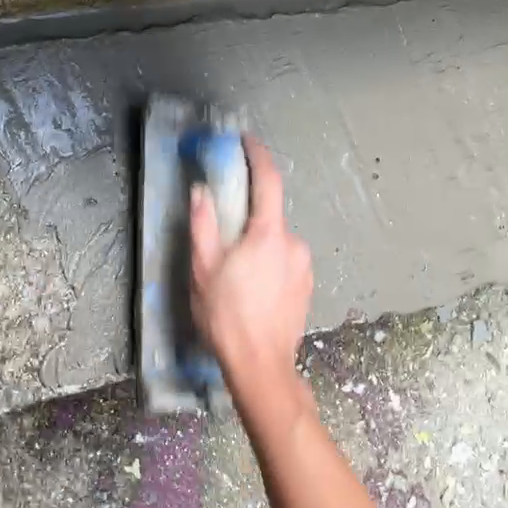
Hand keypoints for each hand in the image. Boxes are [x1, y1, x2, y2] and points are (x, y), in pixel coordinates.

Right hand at [189, 135, 313, 398]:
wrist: (261, 366)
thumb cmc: (226, 316)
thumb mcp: (202, 269)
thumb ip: (203, 225)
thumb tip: (201, 192)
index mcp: (268, 235)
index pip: (268, 182)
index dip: (257, 156)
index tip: (246, 141)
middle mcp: (294, 245)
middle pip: (268, 216)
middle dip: (246, 219)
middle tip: (221, 239)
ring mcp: (304, 267)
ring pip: (275, 241)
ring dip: (255, 245)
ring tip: (232, 274)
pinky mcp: (306, 287)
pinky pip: (283, 262)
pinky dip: (266, 264)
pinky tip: (250, 290)